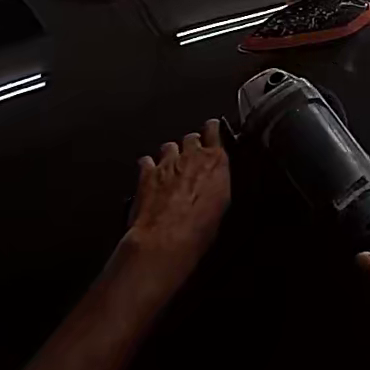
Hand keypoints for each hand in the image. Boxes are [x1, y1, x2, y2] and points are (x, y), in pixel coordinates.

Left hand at [122, 120, 231, 285]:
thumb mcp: (222, 207)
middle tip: (193, 159)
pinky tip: (150, 177)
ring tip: (172, 169)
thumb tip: (215, 187)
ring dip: (171, 155)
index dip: (211, 129)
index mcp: (215, 162)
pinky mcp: (146, 174)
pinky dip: (149, 167)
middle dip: (191, 145)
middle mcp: (190, 157)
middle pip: (190, 138)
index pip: (213, 131)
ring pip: (169, 146)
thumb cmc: (199, 231)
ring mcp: (166, 163)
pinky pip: (146, 161)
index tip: (211, 129)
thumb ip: (218, 185)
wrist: (165, 241)